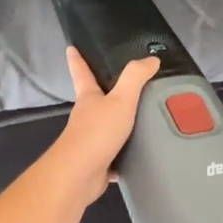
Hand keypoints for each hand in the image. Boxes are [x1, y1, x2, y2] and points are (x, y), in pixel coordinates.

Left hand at [49, 48, 160, 201]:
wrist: (80, 175)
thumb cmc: (97, 132)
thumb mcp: (120, 100)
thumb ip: (135, 78)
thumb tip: (151, 59)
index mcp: (88, 98)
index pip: (81, 72)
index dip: (77, 60)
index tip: (71, 48)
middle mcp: (87, 117)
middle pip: (95, 101)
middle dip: (105, 93)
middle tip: (125, 85)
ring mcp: (90, 141)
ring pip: (107, 128)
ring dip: (121, 124)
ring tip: (144, 119)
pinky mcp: (98, 162)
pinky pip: (116, 155)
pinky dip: (126, 154)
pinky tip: (142, 155)